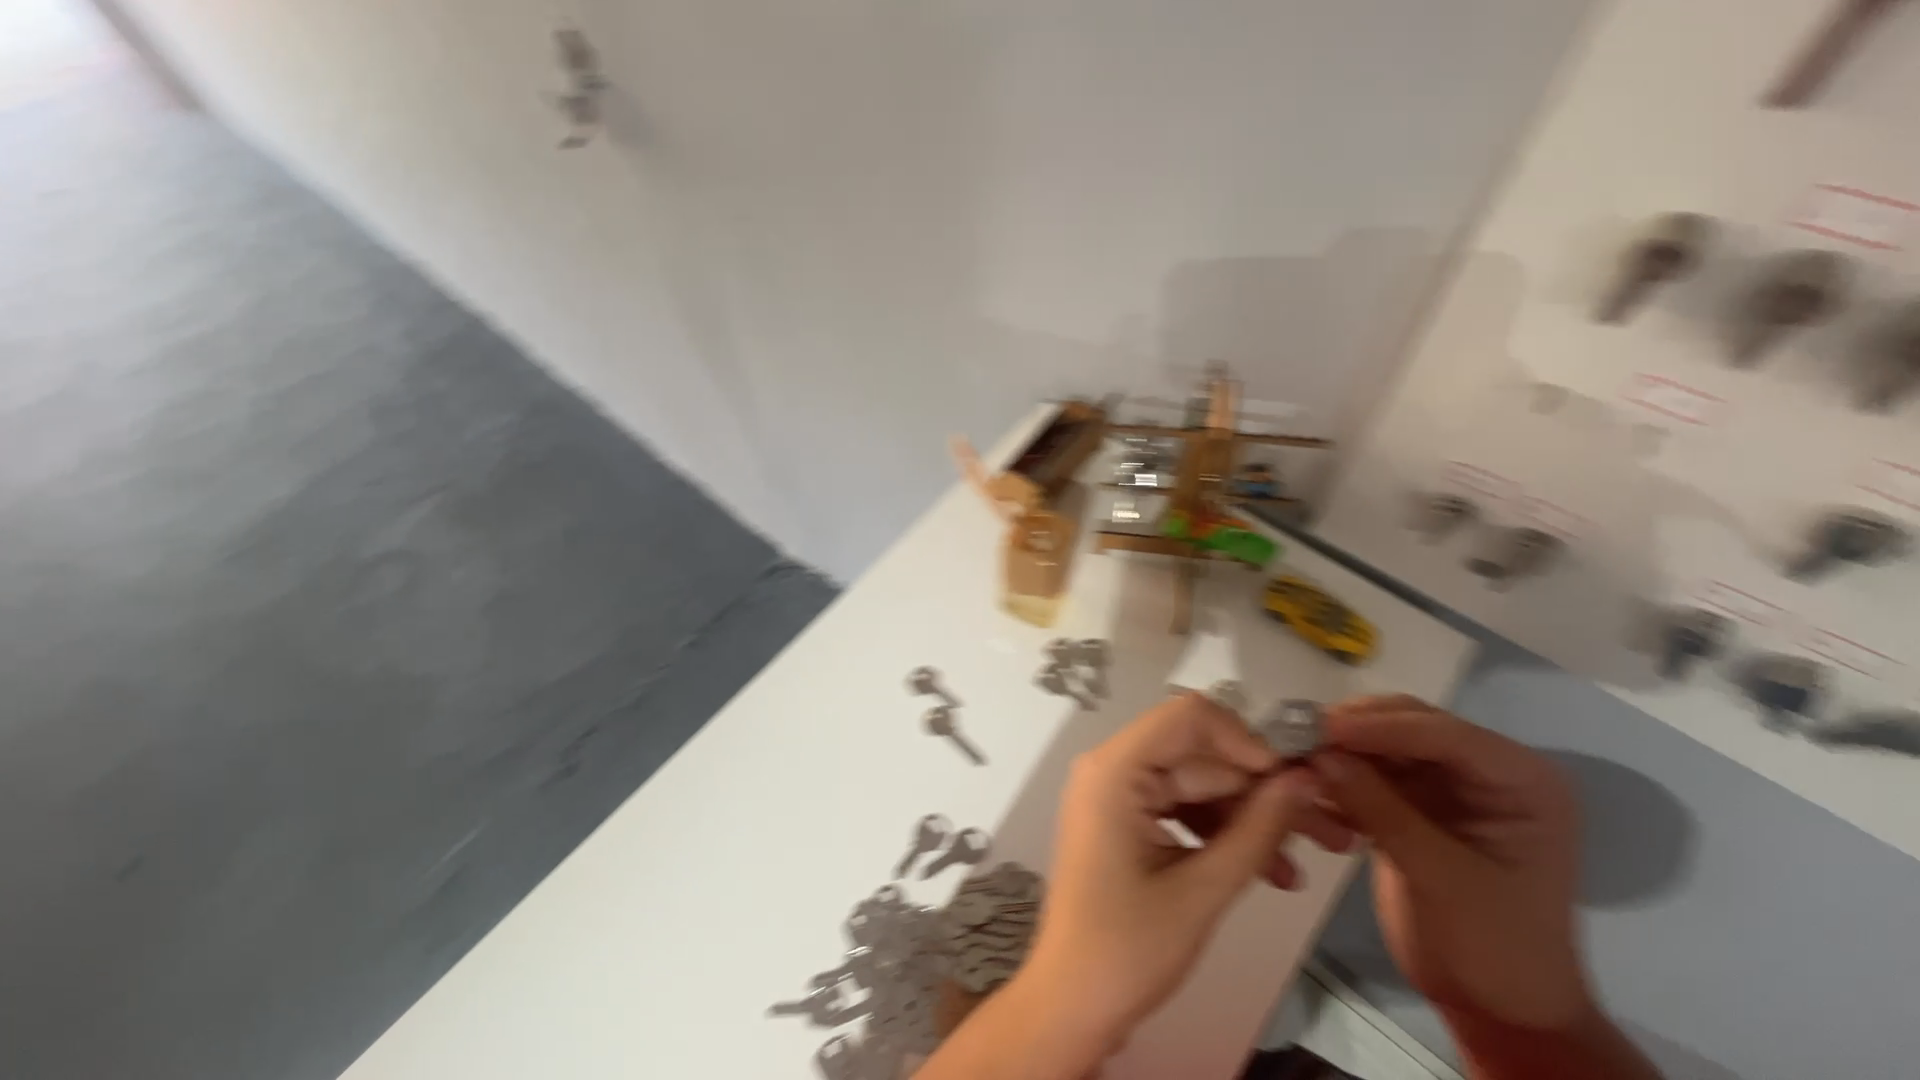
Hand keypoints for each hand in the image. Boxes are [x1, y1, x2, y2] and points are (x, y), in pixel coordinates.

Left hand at [1022, 693, 1353, 1047]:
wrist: (1072, 1005)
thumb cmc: (1128, 949)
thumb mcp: (1203, 889)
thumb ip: (1257, 827)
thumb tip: (1305, 778)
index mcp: (1114, 771)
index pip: (1189, 718)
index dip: (1247, 740)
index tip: (1295, 781)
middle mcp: (1112, 770)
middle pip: (1200, 756)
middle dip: (1263, 789)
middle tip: (1329, 828)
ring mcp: (1118, 797)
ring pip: (1199, 786)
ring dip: (1251, 818)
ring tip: (1306, 863)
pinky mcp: (1127, 824)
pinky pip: (1184, 812)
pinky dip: (1224, 835)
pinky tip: (1271, 872)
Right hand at [1314, 695, 1592, 1029]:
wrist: (1498, 1008)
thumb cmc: (1492, 945)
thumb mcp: (1440, 876)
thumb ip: (1381, 810)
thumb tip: (1318, 754)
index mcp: (1521, 781)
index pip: (1445, 734)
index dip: (1382, 725)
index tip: (1321, 726)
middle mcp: (1486, 772)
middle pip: (1411, 727)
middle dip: (1355, 730)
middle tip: (1297, 736)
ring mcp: (1449, 788)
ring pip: (1384, 746)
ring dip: (1341, 750)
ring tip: (1292, 755)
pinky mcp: (1416, 807)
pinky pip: (1372, 776)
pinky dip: (1340, 778)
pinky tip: (1306, 785)